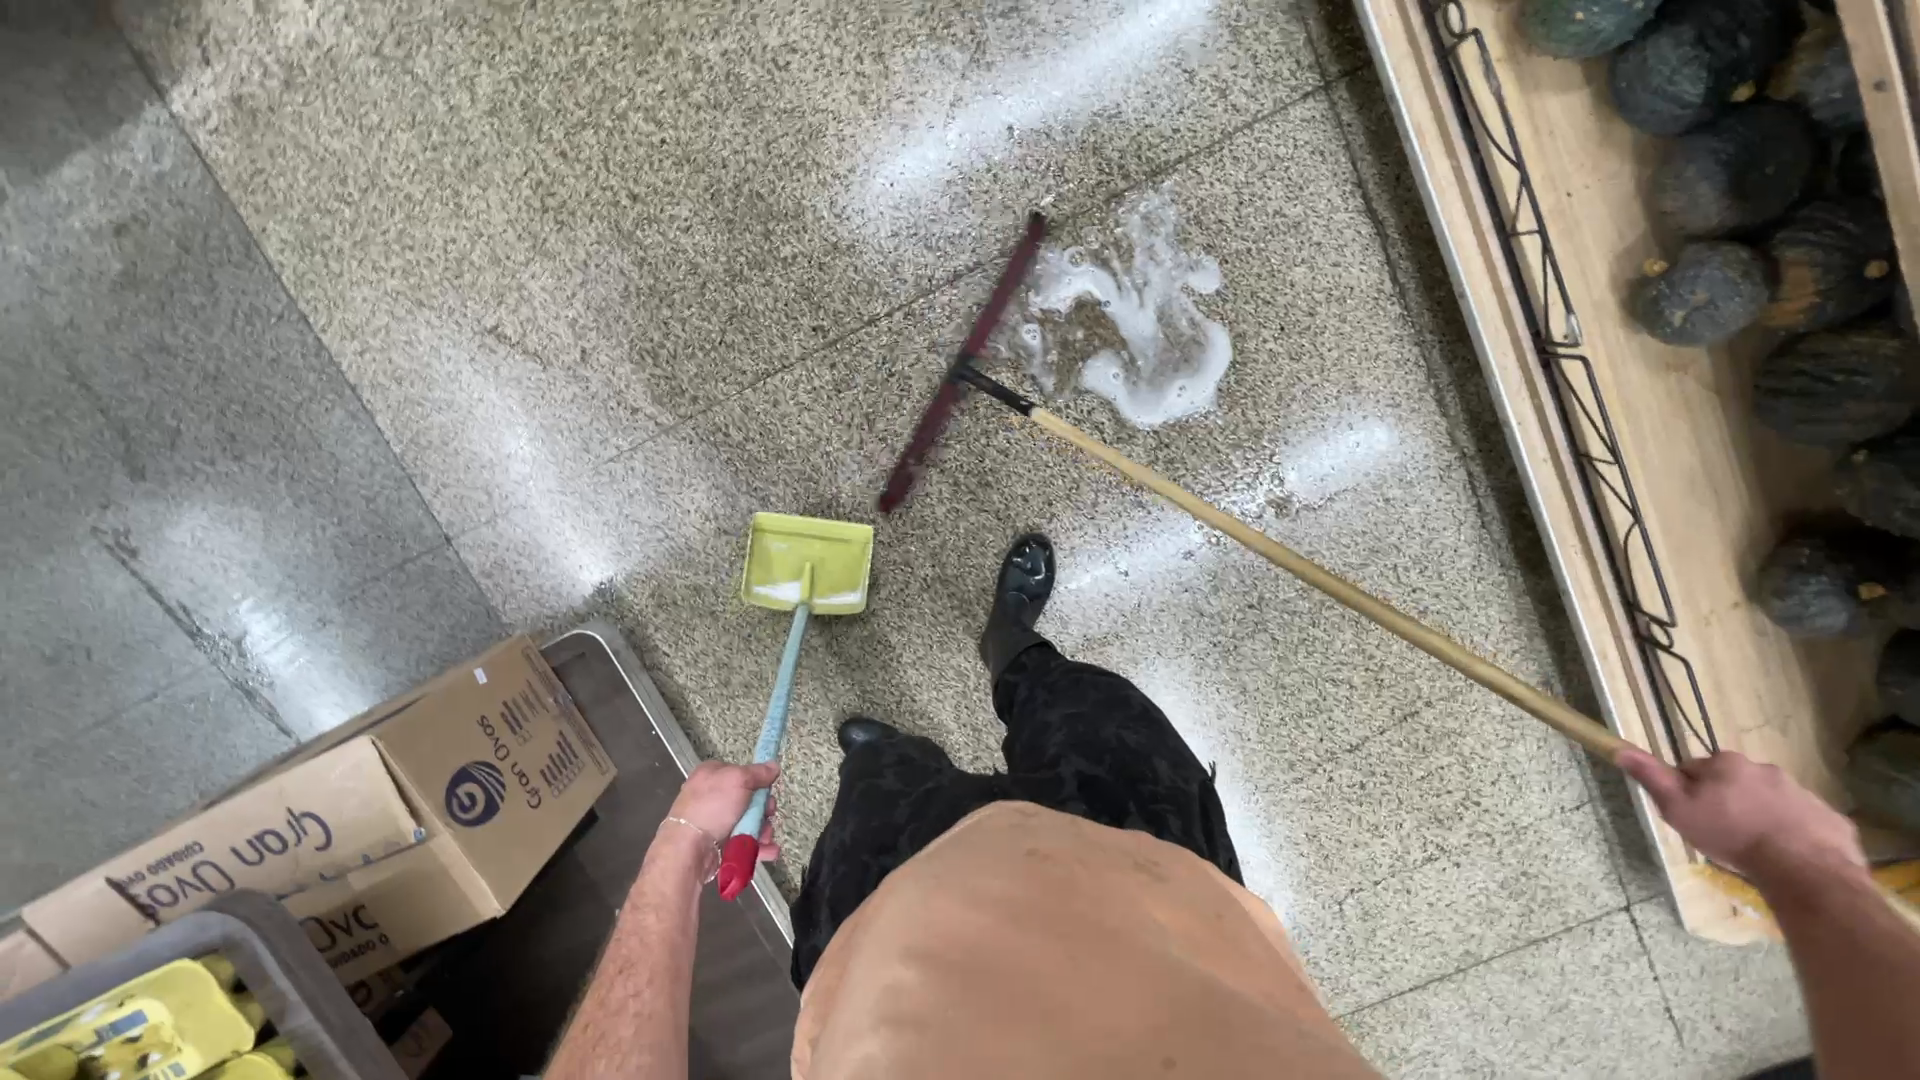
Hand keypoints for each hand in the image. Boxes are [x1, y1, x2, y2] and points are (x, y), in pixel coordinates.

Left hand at [659, 761, 781, 862]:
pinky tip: (769, 850)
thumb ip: (758, 772)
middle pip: (747, 799)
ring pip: (747, 822)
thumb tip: (774, 765)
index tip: (768, 789)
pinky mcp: (717, 844)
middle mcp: (710, 796)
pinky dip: (757, 846)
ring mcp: (713, 821)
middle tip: (768, 814)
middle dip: (763, 809)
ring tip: (766, 838)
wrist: (688, 849)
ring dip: (762, 830)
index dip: (757, 781)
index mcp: (711, 775)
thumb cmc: (712, 807)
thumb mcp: (738, 780)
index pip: (740, 772)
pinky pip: (742, 842)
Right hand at [1617, 748, 1865, 888]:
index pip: (1694, 769)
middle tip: (1721, 830)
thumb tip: (1621, 749)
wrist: (1804, 870)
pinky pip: (1802, 820)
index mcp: (1726, 763)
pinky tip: (1784, 852)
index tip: (1692, 813)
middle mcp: (1765, 769)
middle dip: (1726, 800)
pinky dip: (1791, 831)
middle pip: (1734, 782)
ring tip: (1754, 844)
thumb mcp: (1677, 808)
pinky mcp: (1830, 818)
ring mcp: (1803, 793)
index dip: (1688, 791)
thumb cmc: (1730, 834)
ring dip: (1759, 814)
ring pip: (1768, 800)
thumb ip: (1651, 777)